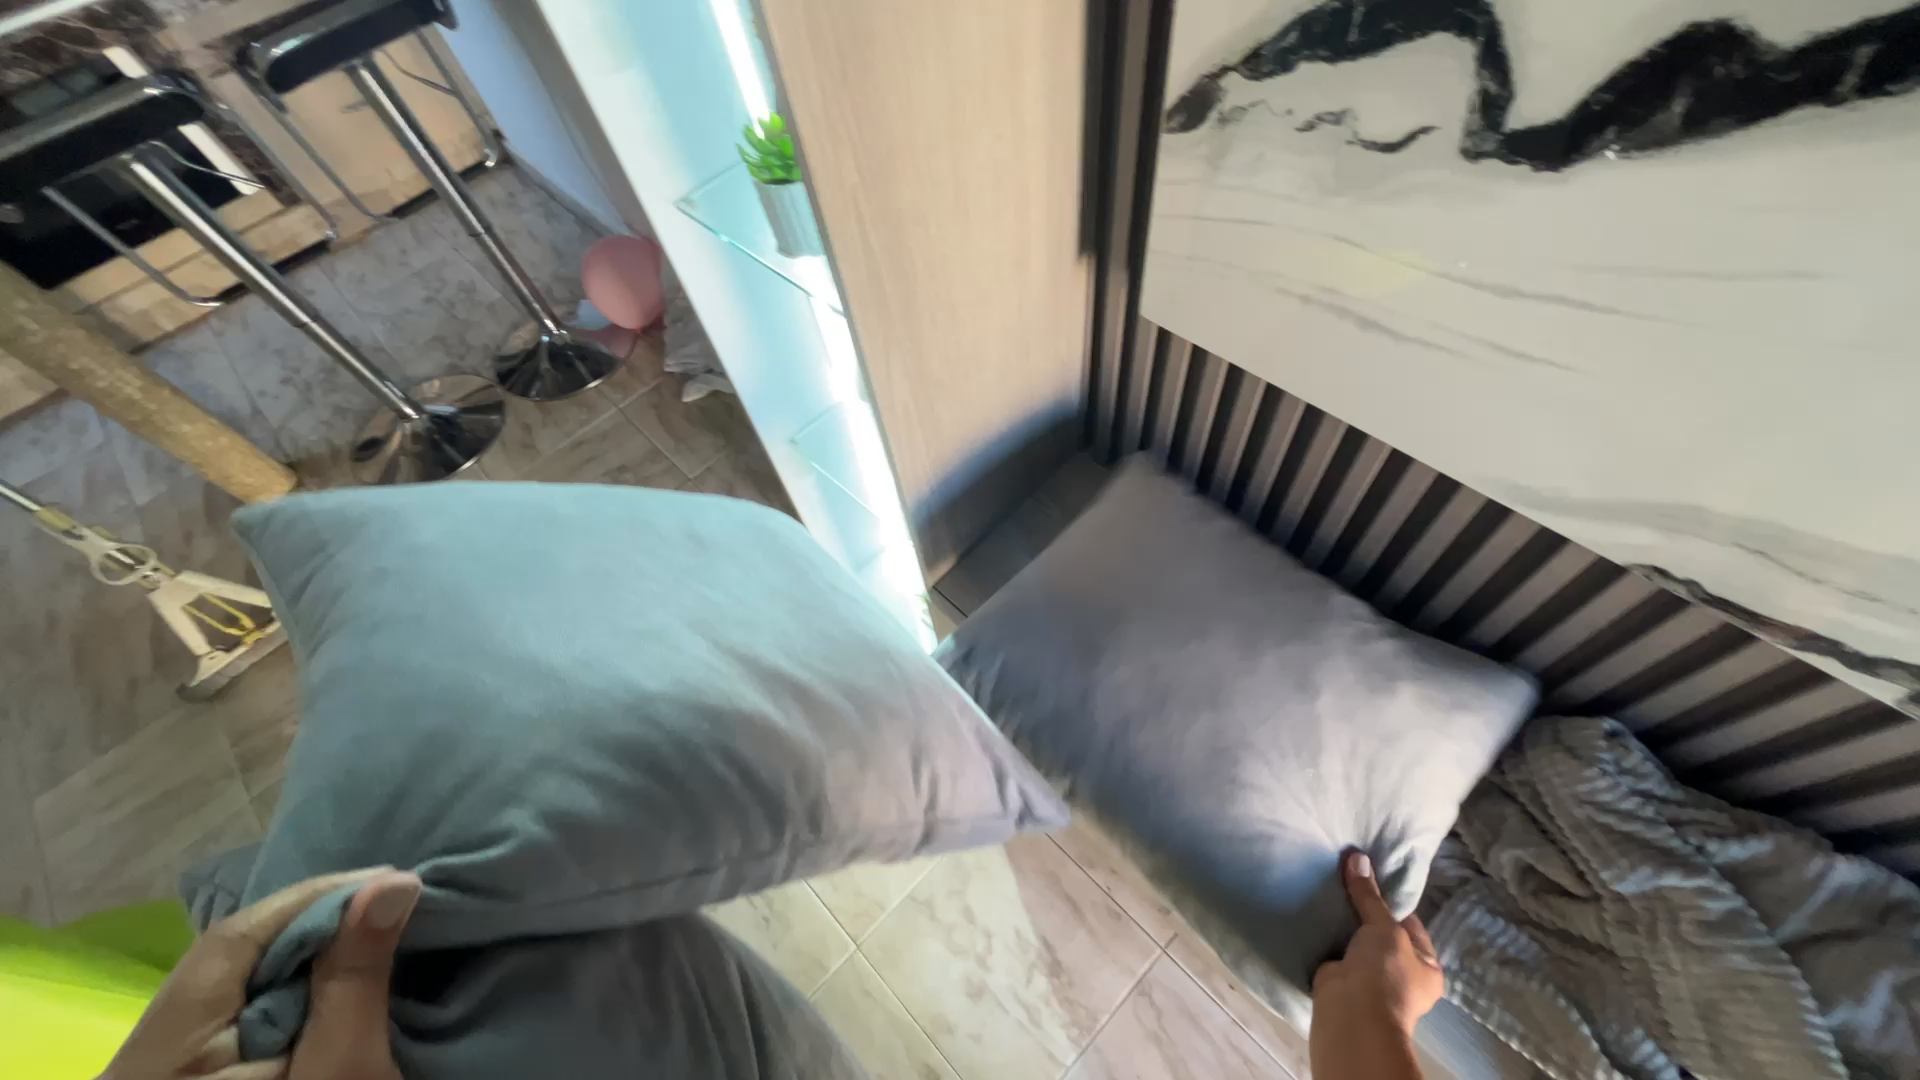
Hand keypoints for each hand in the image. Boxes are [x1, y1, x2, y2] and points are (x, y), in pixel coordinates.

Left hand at [101, 867, 421, 1079]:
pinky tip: (337, 978)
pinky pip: (233, 1012)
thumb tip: (393, 882)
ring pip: (233, 983)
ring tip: (375, 928)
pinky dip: (292, 984)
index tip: (393, 879)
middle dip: (316, 920)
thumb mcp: (341, 1072)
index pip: (232, 940)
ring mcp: (157, 1076)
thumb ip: (356, 978)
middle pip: (229, 959)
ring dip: (308, 950)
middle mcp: (139, 1063)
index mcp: (158, 1060)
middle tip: (392, 900)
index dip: (315, 896)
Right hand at [1309, 851, 1444, 1079]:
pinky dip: (1326, 931)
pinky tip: (1314, 908)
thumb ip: (1369, 895)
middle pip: (1380, 929)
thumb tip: (1357, 856)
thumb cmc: (1385, 972)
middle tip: (1344, 873)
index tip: (1368, 873)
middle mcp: (1401, 971)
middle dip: (1362, 906)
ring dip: (1343, 919)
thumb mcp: (1384, 927)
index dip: (1389, 897)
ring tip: (1325, 884)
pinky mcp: (1342, 975)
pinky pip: (1335, 946)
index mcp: (1426, 965)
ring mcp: (1370, 976)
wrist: (1353, 1012)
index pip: (1409, 922)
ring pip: (1356, 937)